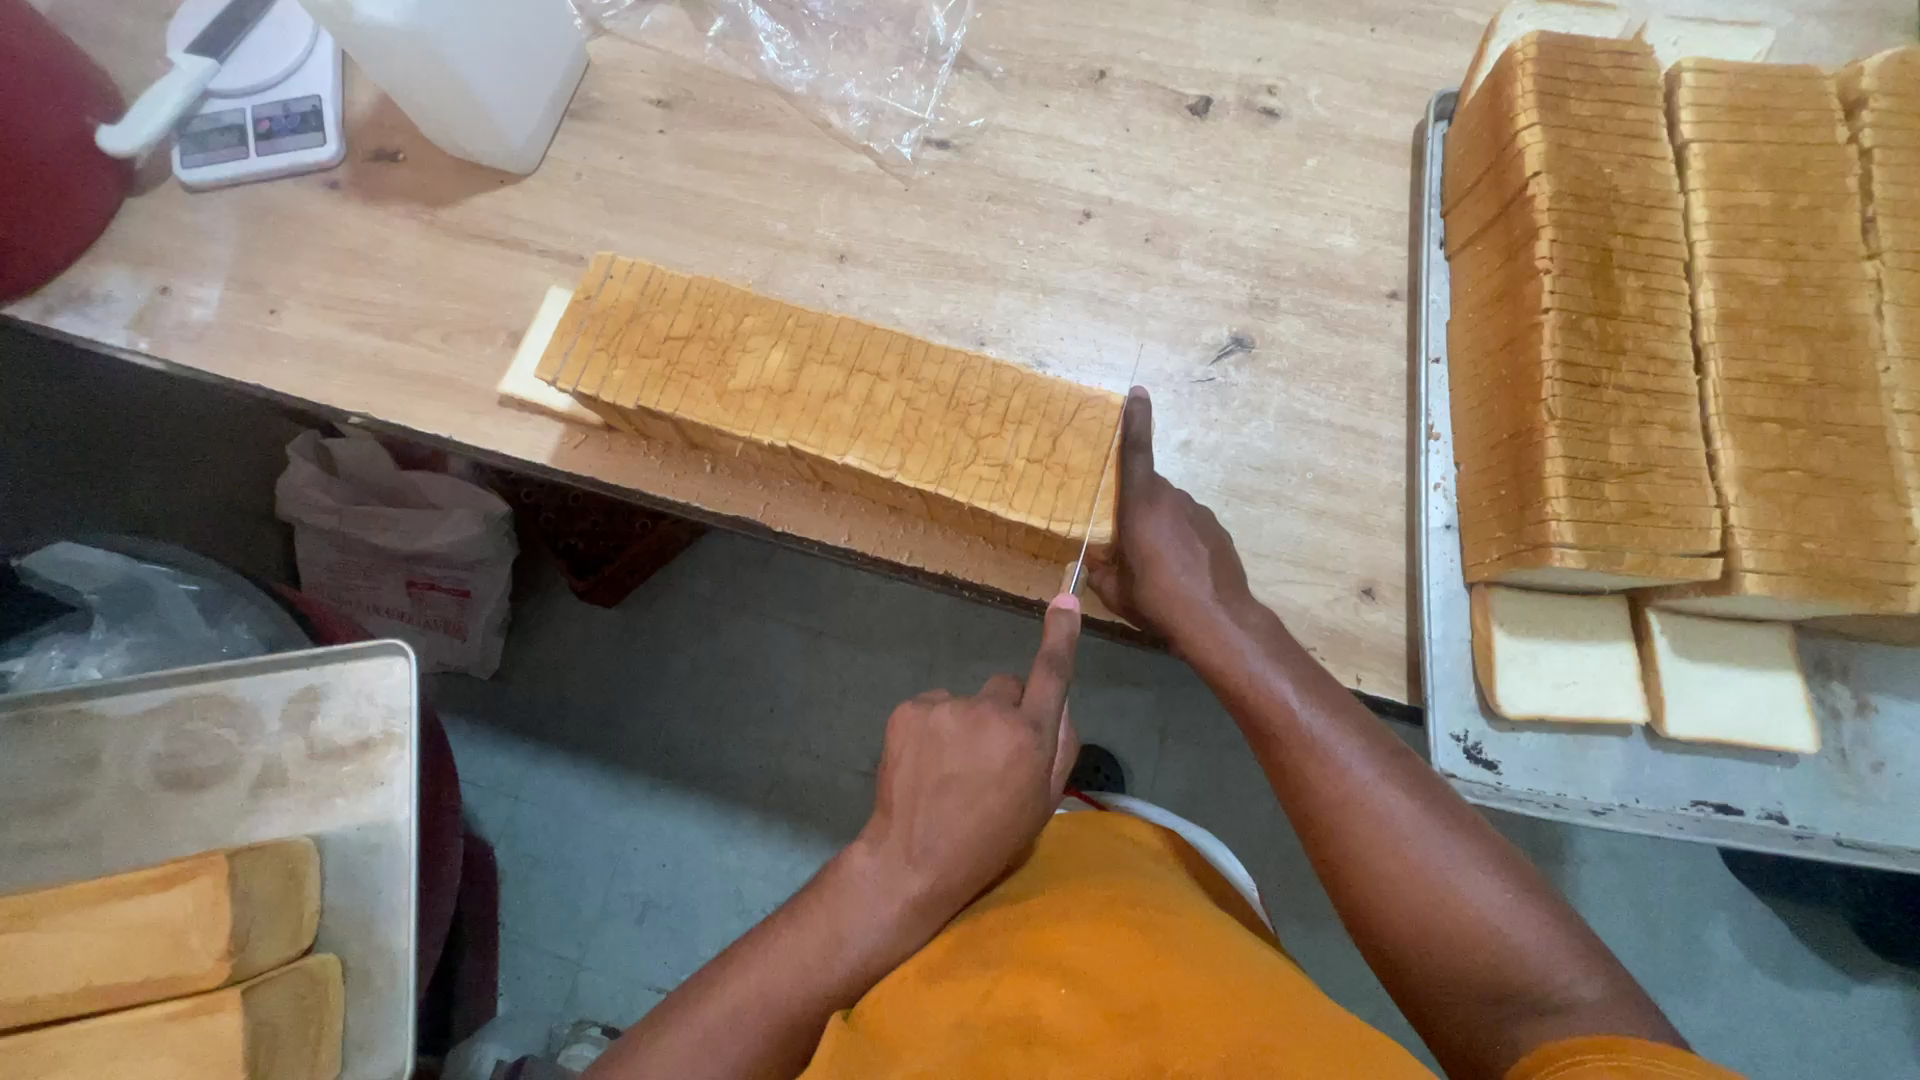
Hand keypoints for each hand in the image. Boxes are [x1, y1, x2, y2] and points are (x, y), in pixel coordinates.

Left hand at [854, 594, 1081, 922]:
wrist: (913, 859)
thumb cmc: (989, 839)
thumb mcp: (1044, 804)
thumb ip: (1062, 746)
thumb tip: (1062, 701)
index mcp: (1030, 736)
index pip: (1052, 673)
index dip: (1061, 635)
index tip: (1066, 600)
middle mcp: (991, 711)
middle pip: (1006, 688)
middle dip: (1004, 712)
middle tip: (988, 758)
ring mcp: (946, 707)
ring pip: (968, 701)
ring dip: (965, 723)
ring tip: (950, 770)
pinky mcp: (909, 710)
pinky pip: (934, 706)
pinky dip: (933, 728)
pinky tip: (926, 763)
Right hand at [1086, 386, 1257, 656]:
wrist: (1217, 621)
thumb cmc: (1156, 600)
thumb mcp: (1113, 591)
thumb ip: (1100, 570)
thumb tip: (1094, 562)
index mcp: (1140, 505)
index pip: (1136, 451)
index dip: (1136, 419)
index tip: (1138, 391)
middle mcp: (1172, 499)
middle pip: (1148, 490)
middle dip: (1135, 508)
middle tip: (1126, 543)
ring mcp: (1200, 513)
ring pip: (1170, 510)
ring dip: (1159, 528)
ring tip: (1156, 566)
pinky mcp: (1218, 531)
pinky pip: (1190, 527)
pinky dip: (1181, 542)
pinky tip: (1181, 572)